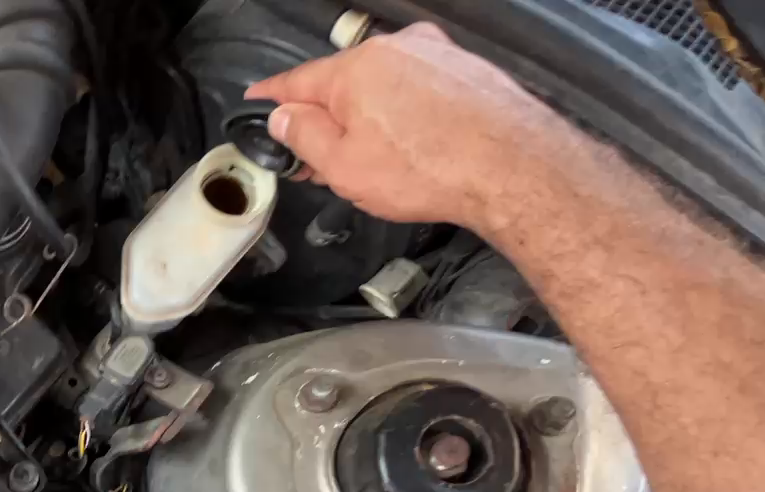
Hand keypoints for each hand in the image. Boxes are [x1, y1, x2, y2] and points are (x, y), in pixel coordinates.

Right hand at [244, 24, 590, 232]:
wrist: (509, 165)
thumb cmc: (425, 169)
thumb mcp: (341, 165)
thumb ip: (304, 136)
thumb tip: (284, 116)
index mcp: (356, 69)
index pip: (297, 80)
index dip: (271, 96)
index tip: (255, 101)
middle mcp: (395, 48)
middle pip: (338, 83)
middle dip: (320, 119)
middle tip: (309, 161)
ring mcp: (433, 53)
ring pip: (375, 86)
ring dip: (358, 119)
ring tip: (359, 163)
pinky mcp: (460, 68)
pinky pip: (409, 87)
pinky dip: (392, 114)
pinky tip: (397, 148)